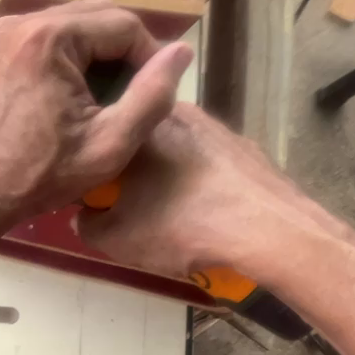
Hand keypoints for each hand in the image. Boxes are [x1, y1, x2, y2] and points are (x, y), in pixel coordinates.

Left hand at [0, 0, 192, 236]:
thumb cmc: (33, 178)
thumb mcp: (108, 146)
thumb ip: (153, 96)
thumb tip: (181, 53)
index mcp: (49, 37)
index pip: (125, 24)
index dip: (150, 57)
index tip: (155, 94)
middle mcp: (18, 23)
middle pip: (95, 16)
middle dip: (122, 52)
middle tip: (131, 96)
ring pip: (68, 27)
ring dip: (94, 55)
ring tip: (102, 101)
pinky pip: (40, 42)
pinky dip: (63, 61)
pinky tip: (68, 100)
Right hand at [75, 103, 341, 282]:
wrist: (269, 232)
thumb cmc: (180, 227)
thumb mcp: (115, 239)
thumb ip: (87, 225)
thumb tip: (85, 216)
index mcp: (137, 128)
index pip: (102, 140)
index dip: (93, 170)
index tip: (94, 196)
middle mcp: (175, 115)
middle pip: (138, 141)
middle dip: (130, 169)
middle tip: (128, 206)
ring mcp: (216, 128)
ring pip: (175, 149)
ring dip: (165, 174)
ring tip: (168, 212)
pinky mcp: (246, 147)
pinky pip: (208, 162)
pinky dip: (200, 182)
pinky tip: (205, 213)